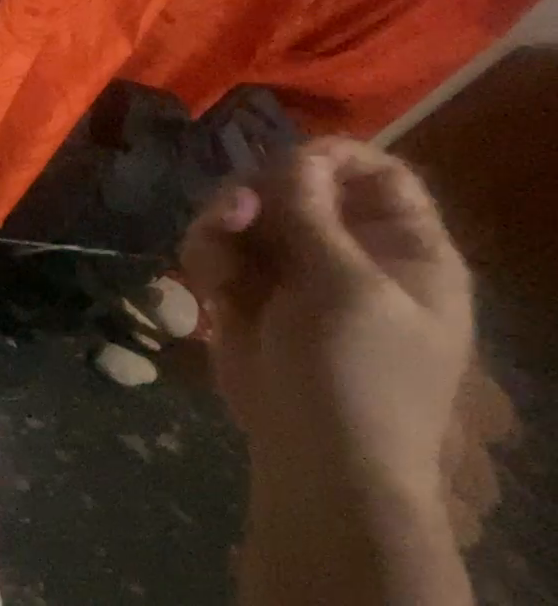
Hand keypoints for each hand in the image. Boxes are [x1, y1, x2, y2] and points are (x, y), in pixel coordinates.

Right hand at [182, 138, 471, 489]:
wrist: (316, 452)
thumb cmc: (358, 372)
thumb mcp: (349, 288)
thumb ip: (315, 216)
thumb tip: (293, 155)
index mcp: (402, 249)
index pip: (376, 174)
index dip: (330, 157)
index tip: (282, 163)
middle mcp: (346, 251)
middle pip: (294, 186)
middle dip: (257, 193)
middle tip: (236, 212)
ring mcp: (291, 272)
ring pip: (244, 214)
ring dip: (221, 226)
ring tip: (214, 259)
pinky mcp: (245, 291)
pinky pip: (216, 249)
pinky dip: (206, 259)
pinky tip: (209, 288)